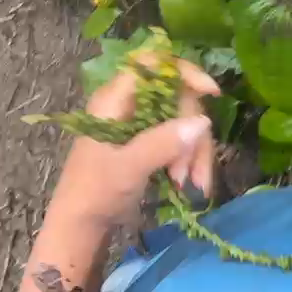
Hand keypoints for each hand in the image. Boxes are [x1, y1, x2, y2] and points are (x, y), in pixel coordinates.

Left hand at [47, 57, 218, 228]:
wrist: (80, 226)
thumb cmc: (95, 193)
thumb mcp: (128, 169)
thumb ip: (162, 143)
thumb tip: (202, 121)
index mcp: (114, 99)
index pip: (152, 65)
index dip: (183, 72)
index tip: (211, 93)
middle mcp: (128, 105)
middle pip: (176, 97)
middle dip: (192, 133)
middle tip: (191, 173)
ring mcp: (139, 124)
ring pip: (182, 121)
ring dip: (193, 152)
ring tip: (192, 186)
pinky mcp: (147, 143)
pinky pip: (178, 139)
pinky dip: (188, 160)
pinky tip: (190, 185)